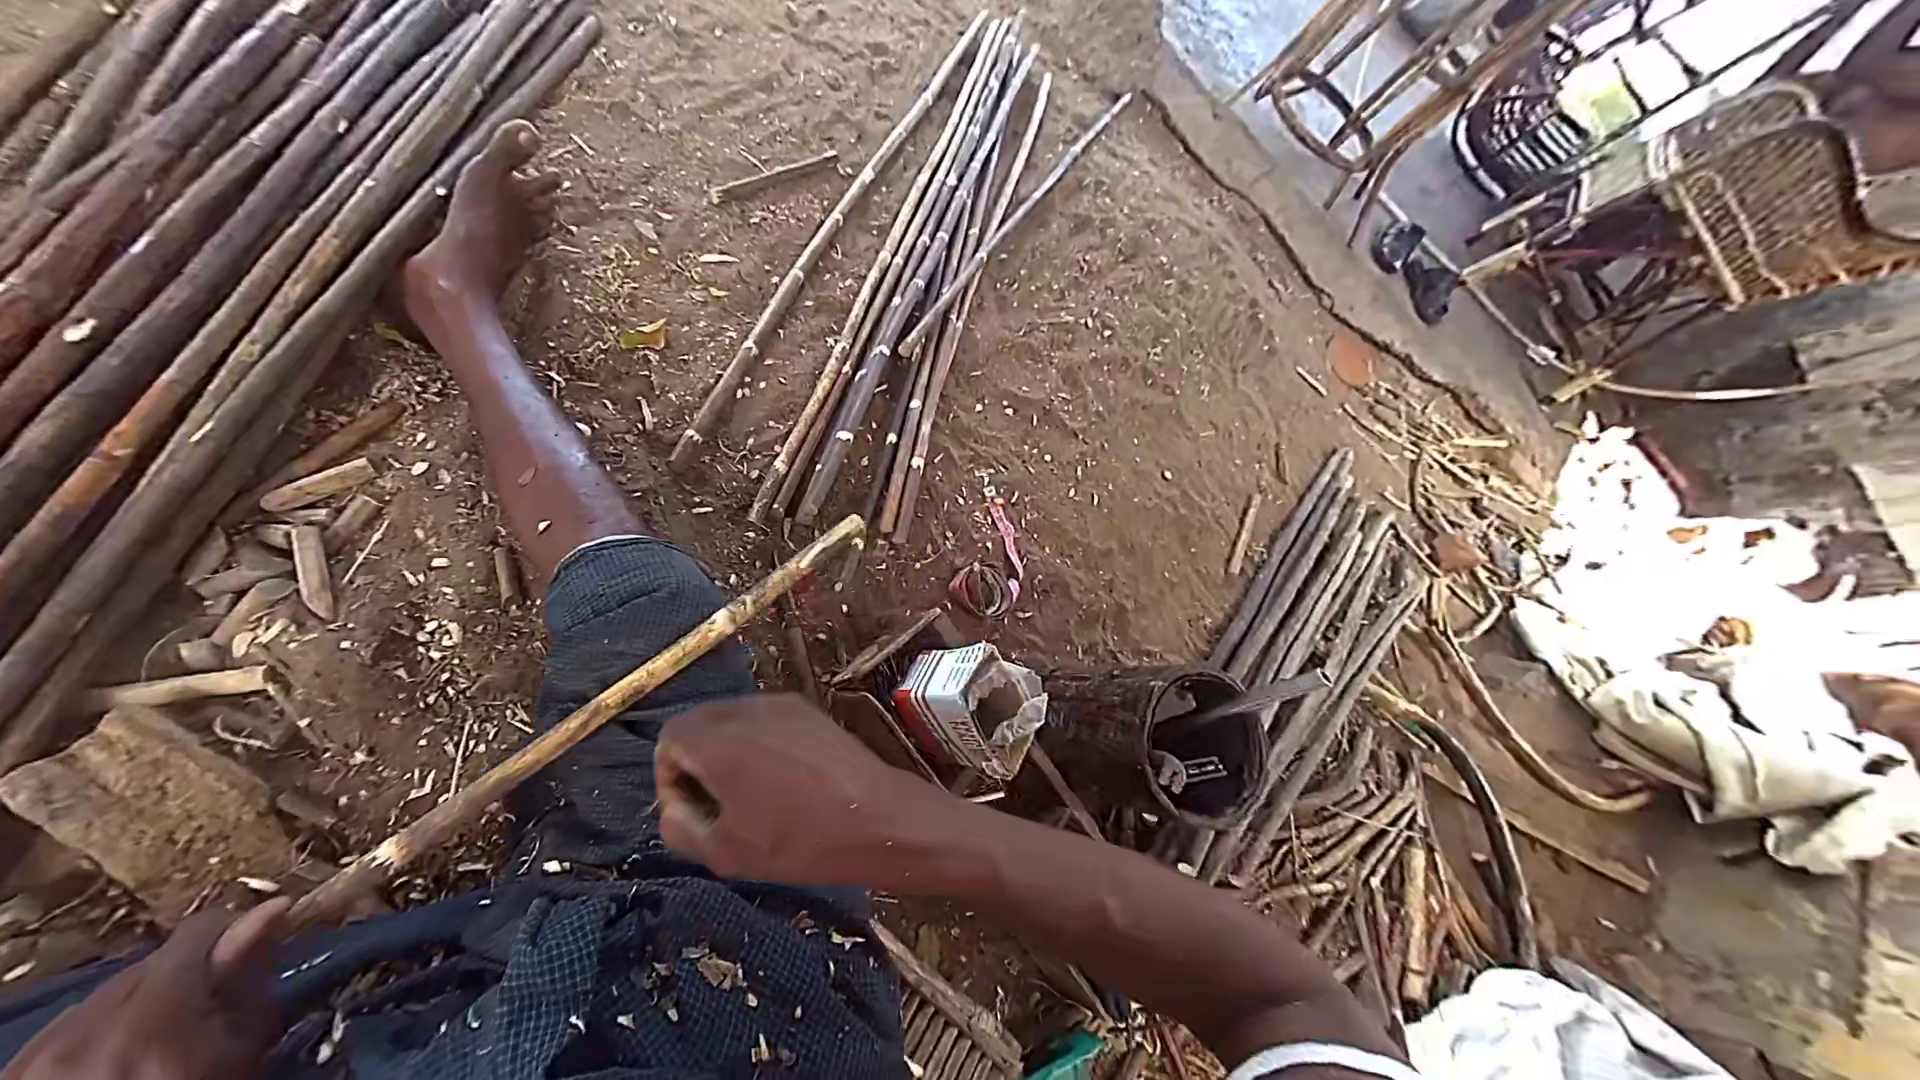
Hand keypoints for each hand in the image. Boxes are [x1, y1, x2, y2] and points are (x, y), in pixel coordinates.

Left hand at [1, 899, 290, 1079]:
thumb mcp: (237, 1047)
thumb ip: (246, 977)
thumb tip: (269, 912)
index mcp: (151, 1022)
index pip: (197, 933)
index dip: (231, 928)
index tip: (252, 939)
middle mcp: (81, 1033)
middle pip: (150, 962)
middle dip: (185, 971)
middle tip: (207, 1000)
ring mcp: (30, 1062)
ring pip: (108, 991)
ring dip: (142, 997)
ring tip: (159, 1032)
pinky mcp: (9, 1075)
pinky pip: (66, 1024)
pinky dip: (99, 1026)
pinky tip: (115, 1053)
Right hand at [655, 694, 945, 885]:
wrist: (877, 816)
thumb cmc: (799, 840)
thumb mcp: (726, 852)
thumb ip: (680, 827)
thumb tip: (672, 807)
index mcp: (720, 740)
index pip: (669, 738)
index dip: (670, 776)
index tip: (693, 809)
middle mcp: (748, 710)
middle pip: (699, 723)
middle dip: (695, 760)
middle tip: (717, 802)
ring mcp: (782, 703)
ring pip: (733, 719)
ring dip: (727, 749)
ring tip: (752, 792)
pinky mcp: (808, 709)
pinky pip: (765, 719)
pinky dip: (758, 741)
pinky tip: (782, 777)